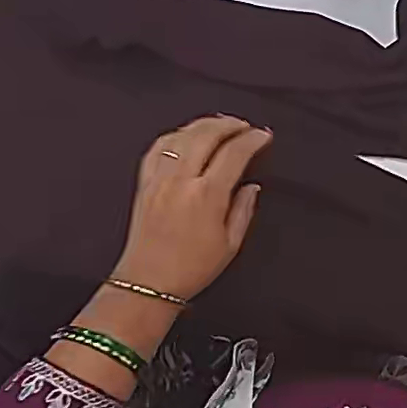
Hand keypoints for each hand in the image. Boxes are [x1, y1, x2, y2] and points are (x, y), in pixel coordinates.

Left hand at [112, 115, 271, 300]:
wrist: (149, 283)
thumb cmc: (188, 269)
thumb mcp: (230, 244)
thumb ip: (243, 210)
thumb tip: (251, 188)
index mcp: (207, 196)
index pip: (235, 153)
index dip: (252, 139)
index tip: (262, 136)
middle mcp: (181, 182)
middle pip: (207, 134)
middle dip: (229, 124)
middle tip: (243, 126)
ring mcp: (160, 180)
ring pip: (182, 136)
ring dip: (203, 125)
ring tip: (218, 124)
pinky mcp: (145, 184)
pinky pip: (157, 148)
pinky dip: (174, 136)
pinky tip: (184, 136)